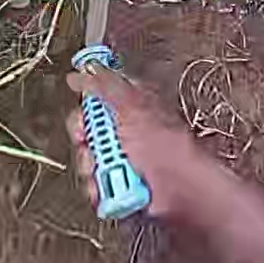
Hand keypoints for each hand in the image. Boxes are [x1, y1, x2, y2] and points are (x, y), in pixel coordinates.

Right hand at [63, 66, 244, 230]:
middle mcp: (127, 131)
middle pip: (87, 128)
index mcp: (132, 106)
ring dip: (91, 166)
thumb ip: (105, 86)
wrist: (182, 191)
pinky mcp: (119, 184)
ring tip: (107, 168)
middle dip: (84, 138)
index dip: (85, 105)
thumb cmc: (169, 147)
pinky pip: (94, 183)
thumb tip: (81, 71)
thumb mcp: (131, 107)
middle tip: (90, 142)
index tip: (82, 115)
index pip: (98, 97)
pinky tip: (109, 187)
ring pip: (88, 157)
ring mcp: (123, 159)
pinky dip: (97, 188)